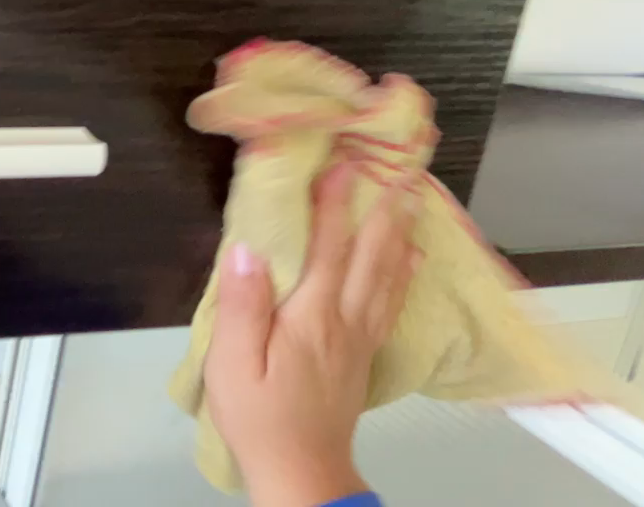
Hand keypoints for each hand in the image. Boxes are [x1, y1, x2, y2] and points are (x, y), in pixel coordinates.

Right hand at [205, 163, 420, 506]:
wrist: (301, 477)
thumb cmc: (258, 416)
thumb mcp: (234, 362)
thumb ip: (244, 306)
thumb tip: (248, 251)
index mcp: (312, 320)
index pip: (329, 252)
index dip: (335, 207)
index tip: (341, 168)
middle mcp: (345, 324)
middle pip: (370, 261)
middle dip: (381, 214)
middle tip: (396, 175)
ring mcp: (359, 342)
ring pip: (386, 280)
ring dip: (398, 238)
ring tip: (409, 205)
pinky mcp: (361, 357)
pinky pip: (388, 303)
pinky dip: (401, 275)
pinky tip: (407, 262)